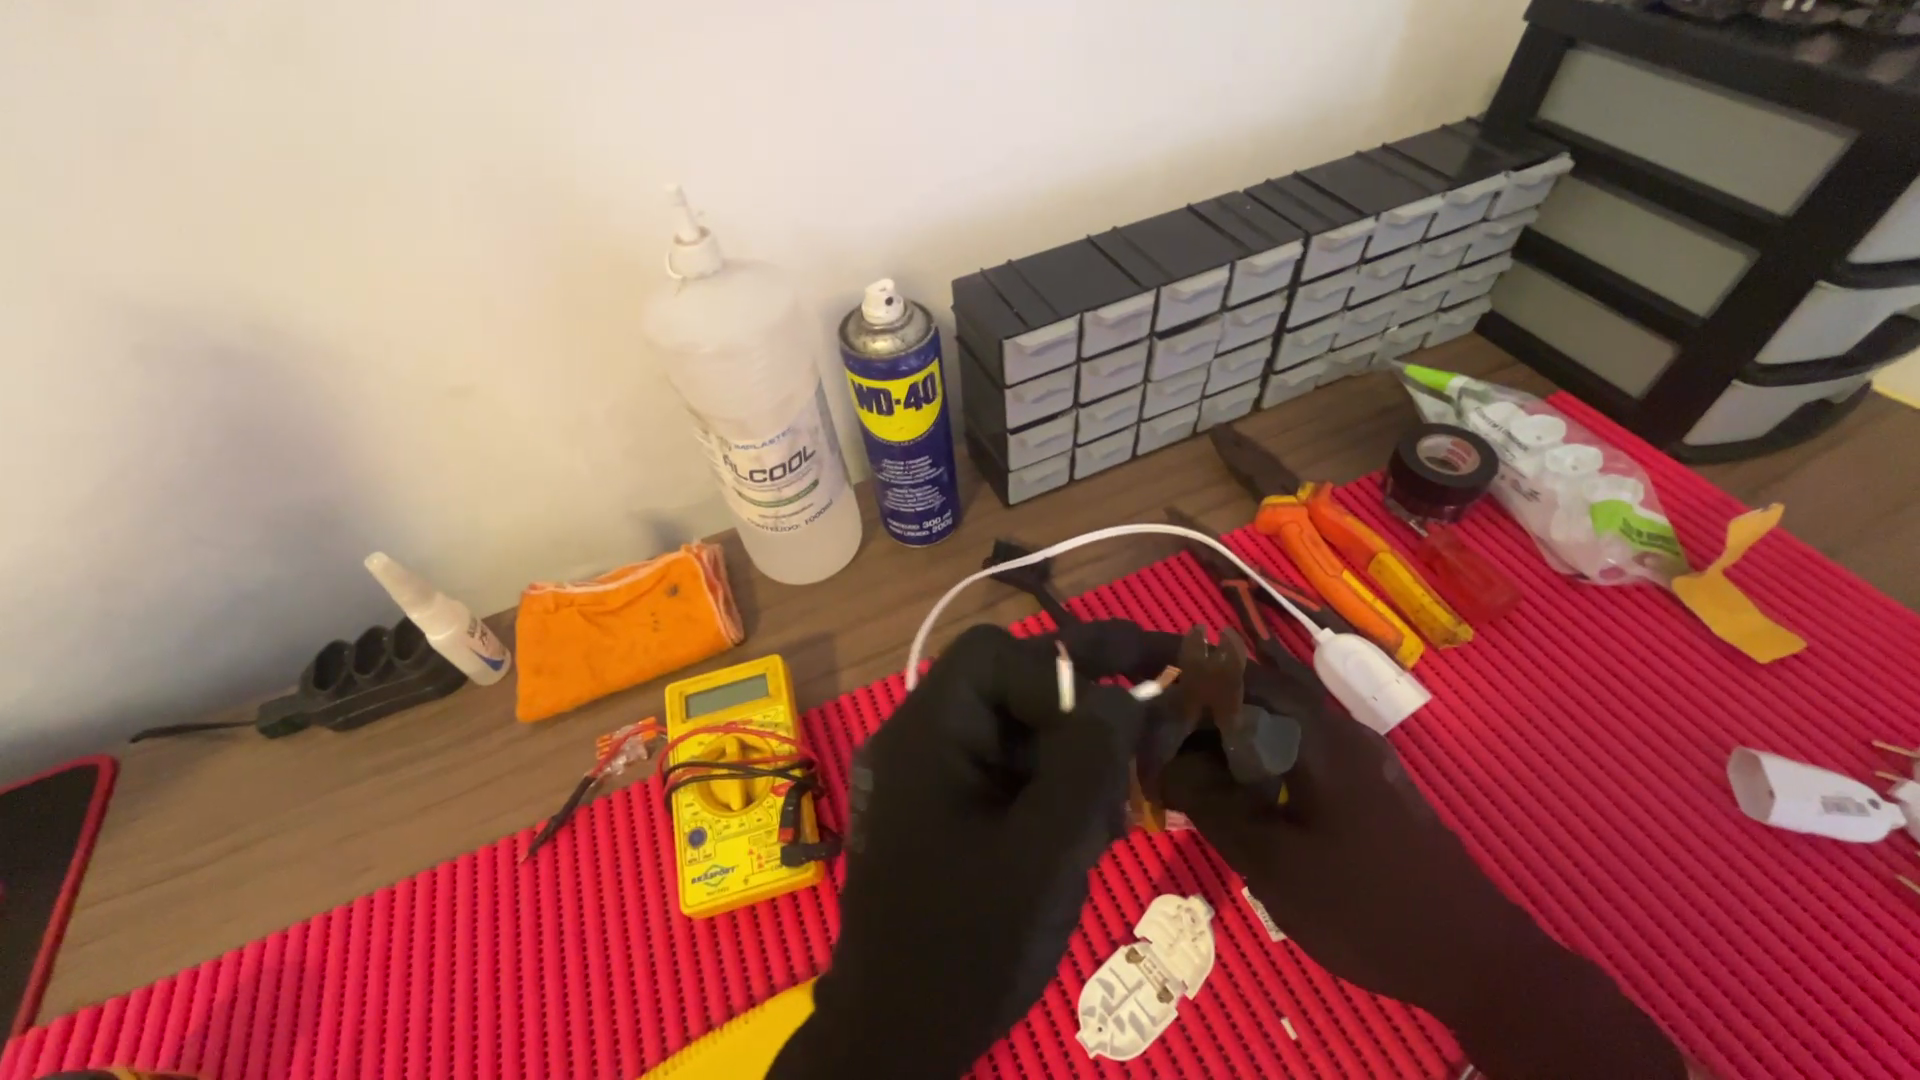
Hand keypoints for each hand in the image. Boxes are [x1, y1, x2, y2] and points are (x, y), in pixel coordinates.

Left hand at [771, 622, 1169, 1079]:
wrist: (899, 1036)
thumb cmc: (967, 945)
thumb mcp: (1044, 852)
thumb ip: (1087, 763)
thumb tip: (1123, 696)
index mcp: (925, 735)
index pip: (995, 659)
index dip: (1061, 672)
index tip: (1116, 715)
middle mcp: (923, 740)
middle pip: (1010, 684)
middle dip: (1086, 688)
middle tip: (1162, 671)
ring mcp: (935, 776)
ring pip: (1021, 728)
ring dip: (1081, 743)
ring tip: (1138, 774)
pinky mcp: (952, 809)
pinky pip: (1014, 772)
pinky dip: (1061, 783)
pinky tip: (1101, 818)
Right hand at [1163, 664, 1683, 1079]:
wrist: (1477, 959)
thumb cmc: (1366, 908)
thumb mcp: (1271, 861)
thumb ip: (1211, 803)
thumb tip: (1162, 761)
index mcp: (1320, 735)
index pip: (1241, 680)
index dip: (1191, 690)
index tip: (1152, 716)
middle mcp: (1343, 731)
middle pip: (1261, 696)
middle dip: (1208, 713)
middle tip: (1165, 745)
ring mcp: (1363, 758)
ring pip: (1282, 725)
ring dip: (1235, 737)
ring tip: (1192, 766)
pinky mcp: (1371, 787)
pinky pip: (1303, 752)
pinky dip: (1262, 758)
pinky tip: (1241, 791)